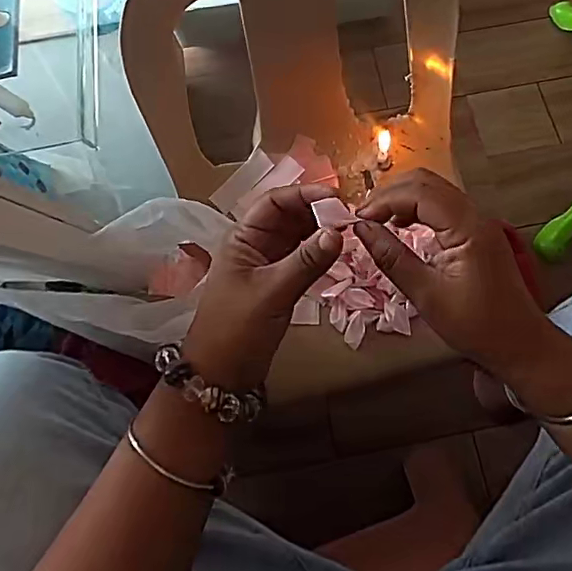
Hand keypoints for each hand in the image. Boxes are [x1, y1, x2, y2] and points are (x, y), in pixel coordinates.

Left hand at [181, 184, 342, 389]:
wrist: (220, 376)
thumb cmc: (236, 329)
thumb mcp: (271, 293)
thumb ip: (305, 262)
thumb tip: (338, 232)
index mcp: (243, 237)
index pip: (275, 201)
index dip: (305, 194)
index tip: (337, 197)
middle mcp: (256, 244)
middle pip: (290, 215)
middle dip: (318, 211)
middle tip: (351, 216)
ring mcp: (268, 263)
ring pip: (299, 236)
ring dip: (322, 231)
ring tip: (351, 231)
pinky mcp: (280, 282)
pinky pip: (304, 257)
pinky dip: (321, 253)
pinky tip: (340, 253)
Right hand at [353, 169, 565, 386]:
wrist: (522, 346)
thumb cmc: (477, 326)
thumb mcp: (426, 295)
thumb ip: (392, 257)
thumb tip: (362, 229)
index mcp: (467, 228)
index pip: (418, 193)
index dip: (384, 200)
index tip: (359, 218)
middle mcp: (475, 216)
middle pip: (426, 182)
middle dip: (390, 193)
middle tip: (365, 216)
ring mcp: (478, 221)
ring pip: (434, 190)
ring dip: (403, 198)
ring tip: (378, 220)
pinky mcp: (477, 231)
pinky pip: (442, 205)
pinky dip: (416, 208)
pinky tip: (401, 225)